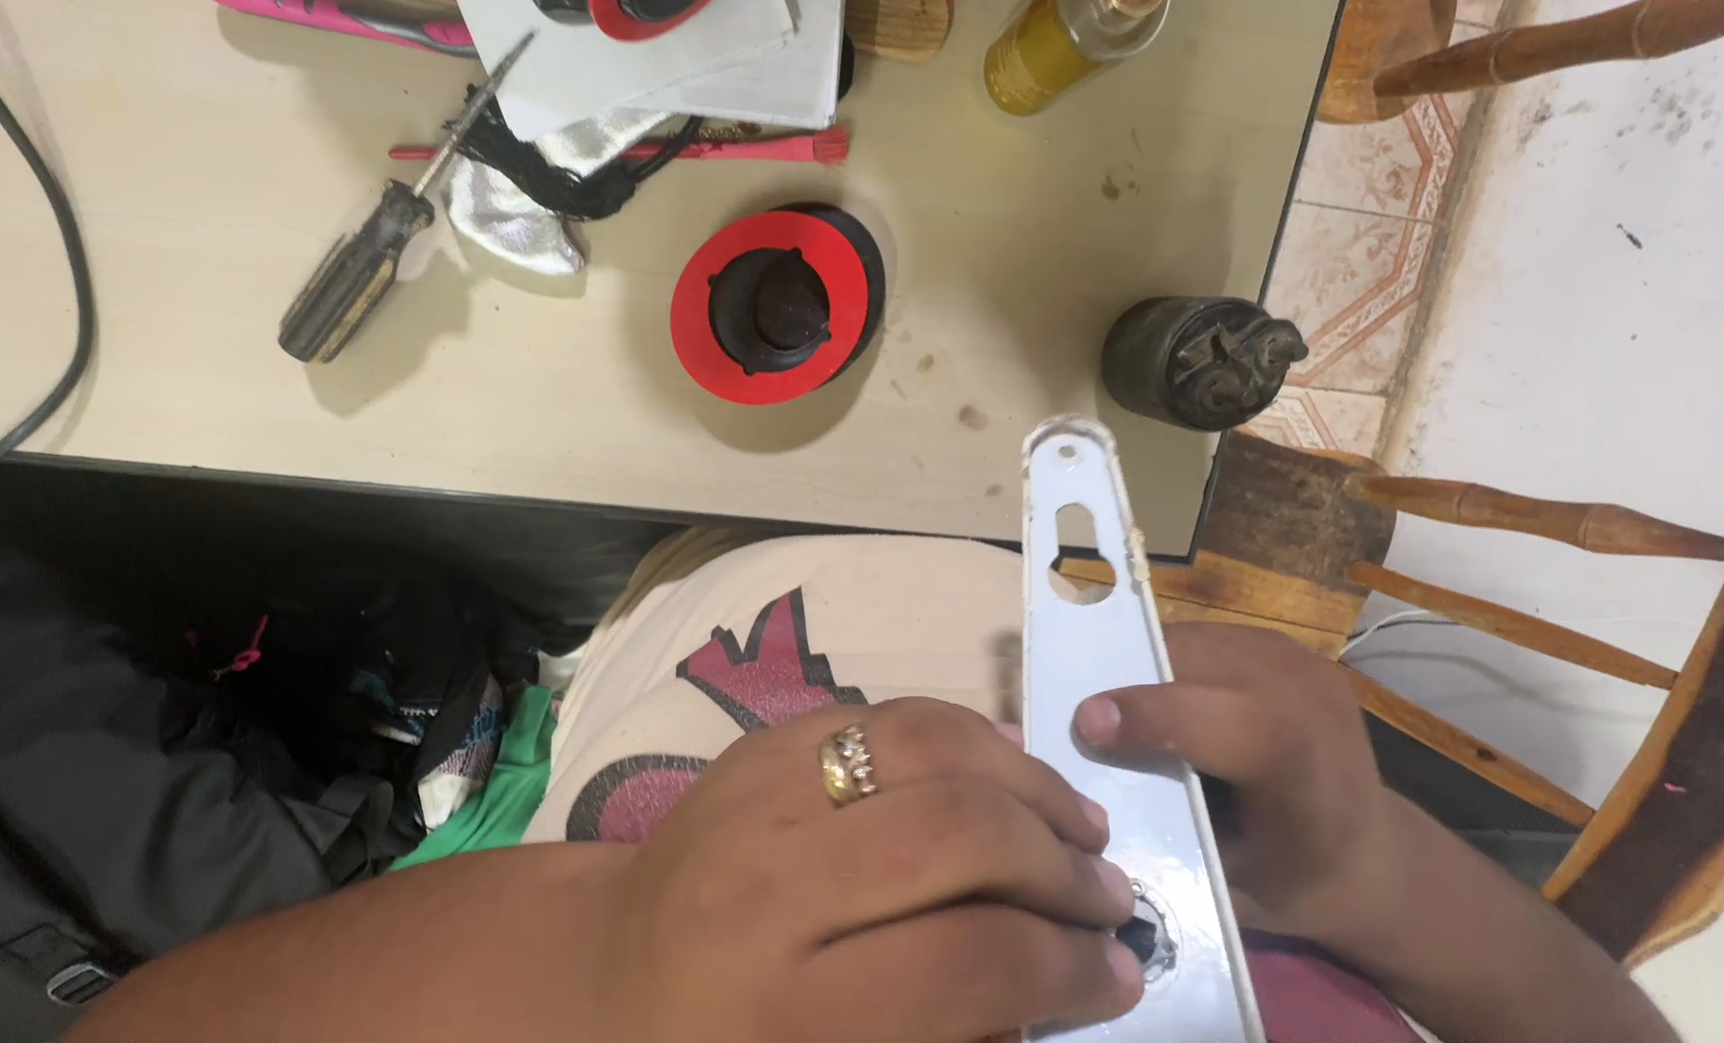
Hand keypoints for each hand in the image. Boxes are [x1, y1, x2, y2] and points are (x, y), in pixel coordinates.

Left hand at [600, 697, 1144, 1042]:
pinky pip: (877, 713)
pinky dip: (956, 730)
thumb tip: (1062, 980)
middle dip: (1057, 865)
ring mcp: (756, 794)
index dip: (1067, 968)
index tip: (1120, 972)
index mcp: (783, 1008)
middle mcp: (767, 885)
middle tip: (1108, 893)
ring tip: (1075, 819)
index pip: (968, 963)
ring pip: (924, 745)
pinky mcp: (755, 745)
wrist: (603, 975)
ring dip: (1023, 778)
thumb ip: (945, 1035)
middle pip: (956, 835)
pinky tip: (1001, 758)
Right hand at [1071, 622, 1404, 949]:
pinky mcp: (1284, 644)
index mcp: (1311, 780)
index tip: (1087, 724)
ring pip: (1188, 640)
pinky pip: (1201, 636)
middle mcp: (1313, 703)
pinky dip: (1167, 662)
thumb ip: (1156, 827)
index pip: (1242, 728)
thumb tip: (1071, 782)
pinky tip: (1166, 695)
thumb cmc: (1288, 881)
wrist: (1369, 852)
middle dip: (1129, 684)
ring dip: (1144, 667)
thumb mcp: (1222, 880)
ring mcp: (1301, 662)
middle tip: (1086, 720)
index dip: (1159, 717)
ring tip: (1122, 708)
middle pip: (1198, 666)